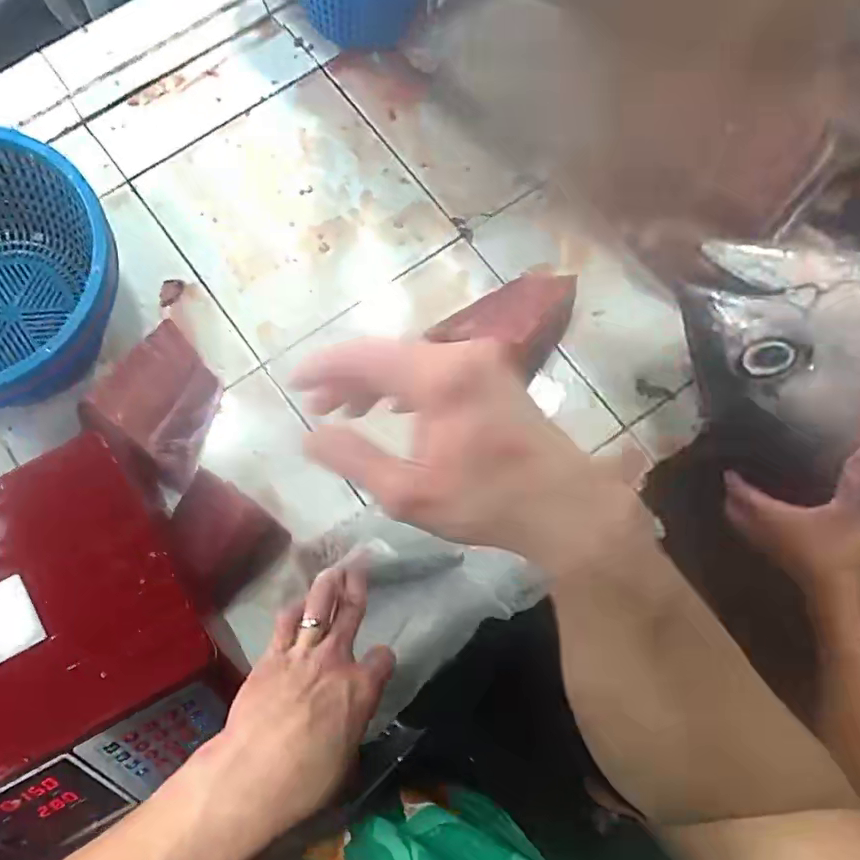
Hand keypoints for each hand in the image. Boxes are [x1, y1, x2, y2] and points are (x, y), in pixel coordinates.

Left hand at [185, 566, 395, 851]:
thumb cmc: (309, 777)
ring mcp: (301, 654)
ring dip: (326, 586)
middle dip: (357, 588)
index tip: (381, 663)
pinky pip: (285, 623)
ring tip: (331, 571)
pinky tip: (295, 605)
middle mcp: (335, 662)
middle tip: (359, 566)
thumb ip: (350, 729)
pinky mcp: (270, 657)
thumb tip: (344, 726)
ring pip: (317, 607)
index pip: (384, 660)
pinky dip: (293, 610)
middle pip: (351, 614)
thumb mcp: (347, 759)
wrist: (255, 770)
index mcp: (362, 689)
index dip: (384, 659)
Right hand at [291, 339, 643, 573]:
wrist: (566, 506)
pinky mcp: (495, 375)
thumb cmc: (486, 503)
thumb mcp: (408, 493)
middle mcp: (461, 354)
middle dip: (347, 377)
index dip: (323, 367)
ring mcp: (483, 361)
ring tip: (344, 410)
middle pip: (387, 353)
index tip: (293, 382)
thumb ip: (354, 459)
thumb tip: (309, 437)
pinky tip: (390, 408)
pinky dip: (405, 384)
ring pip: (411, 360)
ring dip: (375, 381)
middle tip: (316, 405)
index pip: (363, 355)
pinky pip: (436, 368)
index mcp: (438, 377)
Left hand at [724, 448, 859, 594]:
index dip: (734, 482)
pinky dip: (755, 526)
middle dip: (731, 498)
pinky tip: (772, 524)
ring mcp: (769, 547)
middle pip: (734, 512)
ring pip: (743, 527)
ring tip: (747, 501)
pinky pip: (757, 537)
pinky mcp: (780, 559)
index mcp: (769, 516)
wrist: (840, 592)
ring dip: (740, 513)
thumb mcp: (852, 508)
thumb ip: (857, 478)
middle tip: (734, 484)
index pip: (743, 495)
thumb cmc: (840, 547)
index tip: (728, 470)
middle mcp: (762, 531)